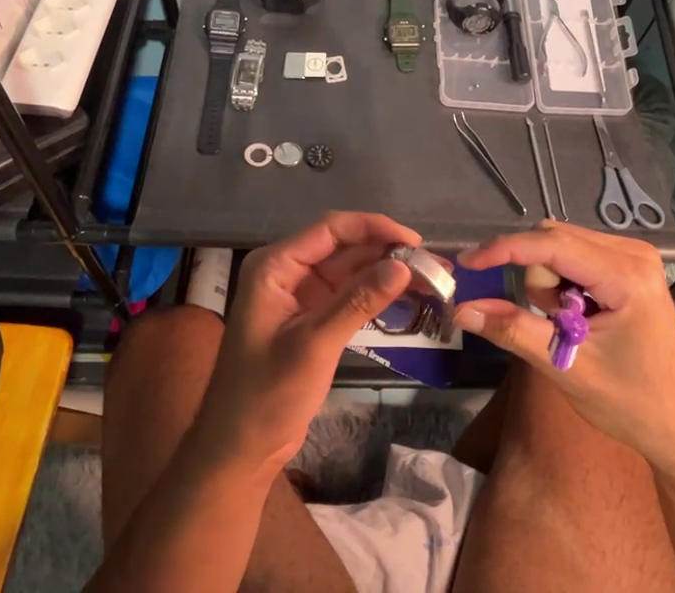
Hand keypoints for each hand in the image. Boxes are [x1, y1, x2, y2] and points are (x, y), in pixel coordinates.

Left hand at [194, 212, 417, 470]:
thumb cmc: (267, 393)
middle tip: (433, 264)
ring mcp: (299, 295)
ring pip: (350, 270)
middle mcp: (287, 271)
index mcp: (275, 266)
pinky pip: (348, 294)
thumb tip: (403, 267)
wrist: (240, 446)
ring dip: (386, 273)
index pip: (331, 229)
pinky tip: (407, 298)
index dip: (375, 228)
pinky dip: (376, 295)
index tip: (416, 242)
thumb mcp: (315, 345)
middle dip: (386, 251)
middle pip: (343, 246)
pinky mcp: (311, 318)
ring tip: (430, 279)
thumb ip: (358, 302)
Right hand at [455, 221, 674, 466]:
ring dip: (548, 282)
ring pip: (561, 245)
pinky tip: (577, 317)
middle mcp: (634, 253)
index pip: (551, 244)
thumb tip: (462, 310)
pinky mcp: (631, 266)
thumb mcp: (566, 366)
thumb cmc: (629, 402)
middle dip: (535, 278)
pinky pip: (576, 255)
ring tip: (568, 327)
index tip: (467, 263)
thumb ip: (513, 330)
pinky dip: (562, 282)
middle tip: (546, 323)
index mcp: (626, 274)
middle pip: (554, 239)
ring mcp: (635, 256)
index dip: (503, 249)